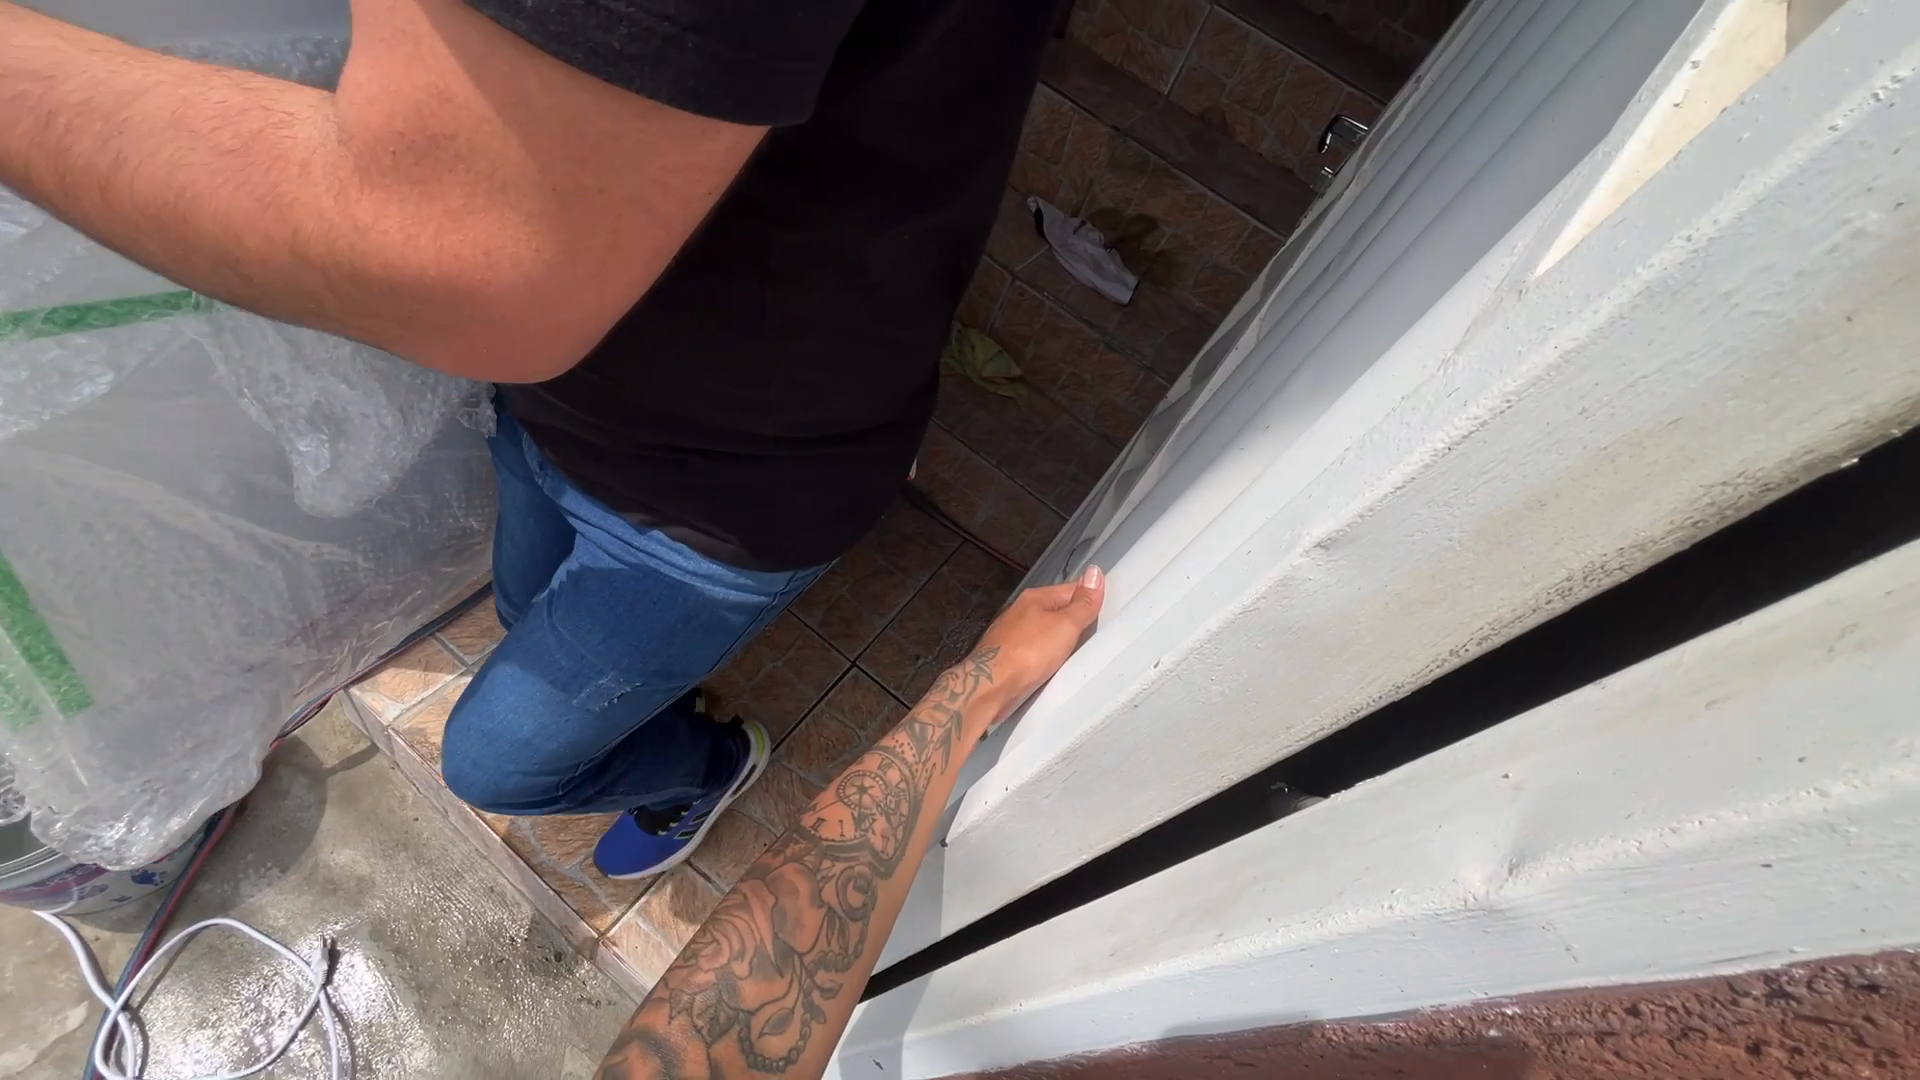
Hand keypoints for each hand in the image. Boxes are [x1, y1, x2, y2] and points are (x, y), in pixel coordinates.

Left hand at [968, 565, 1105, 729]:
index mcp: (1035, 598)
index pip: (1071, 590)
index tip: (1108, 610)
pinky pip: (1035, 653)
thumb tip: (1095, 573)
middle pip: (1057, 612)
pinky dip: (1046, 658)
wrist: (990, 687)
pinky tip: (1054, 667)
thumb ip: (1083, 604)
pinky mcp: (1008, 658)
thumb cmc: (1027, 653)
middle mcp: (1021, 612)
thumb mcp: (1066, 625)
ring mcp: (1012, 635)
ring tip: (1078, 654)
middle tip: (1097, 635)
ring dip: (1060, 642)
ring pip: (1045, 634)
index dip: (1090, 598)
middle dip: (1075, 623)